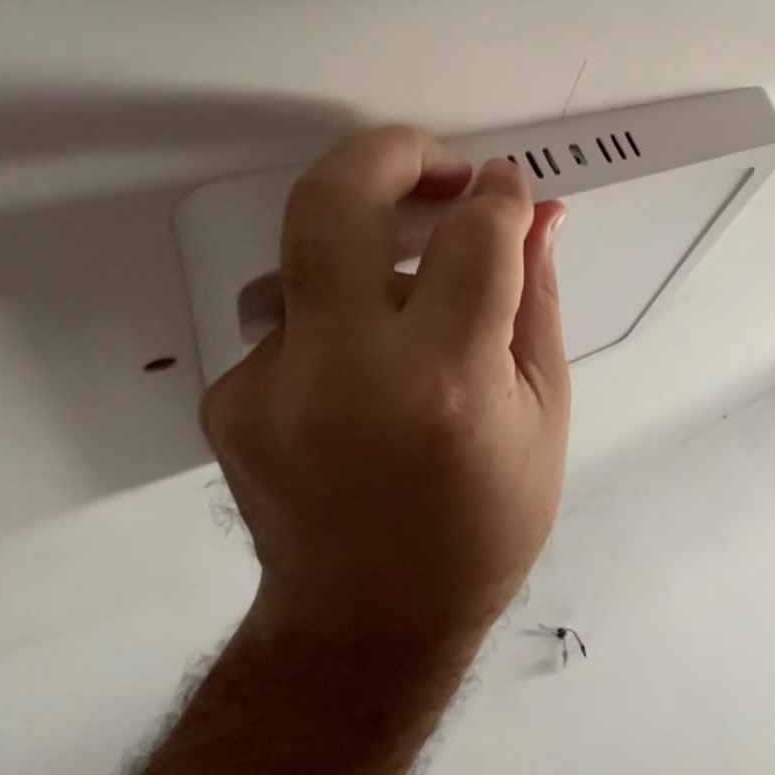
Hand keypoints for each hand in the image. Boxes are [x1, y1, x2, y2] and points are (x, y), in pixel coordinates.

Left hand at [202, 126, 569, 649]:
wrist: (372, 619)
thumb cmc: (484, 524)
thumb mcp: (543, 411)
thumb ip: (535, 302)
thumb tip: (538, 222)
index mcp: (448, 381)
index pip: (473, 239)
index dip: (499, 198)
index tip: (510, 186)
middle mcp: (347, 371)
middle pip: (335, 202)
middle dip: (391, 155)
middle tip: (439, 166)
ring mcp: (272, 382)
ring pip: (312, 259)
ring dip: (372, 254)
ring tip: (421, 308)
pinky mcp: (231, 395)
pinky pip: (296, 319)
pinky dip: (344, 322)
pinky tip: (377, 381)